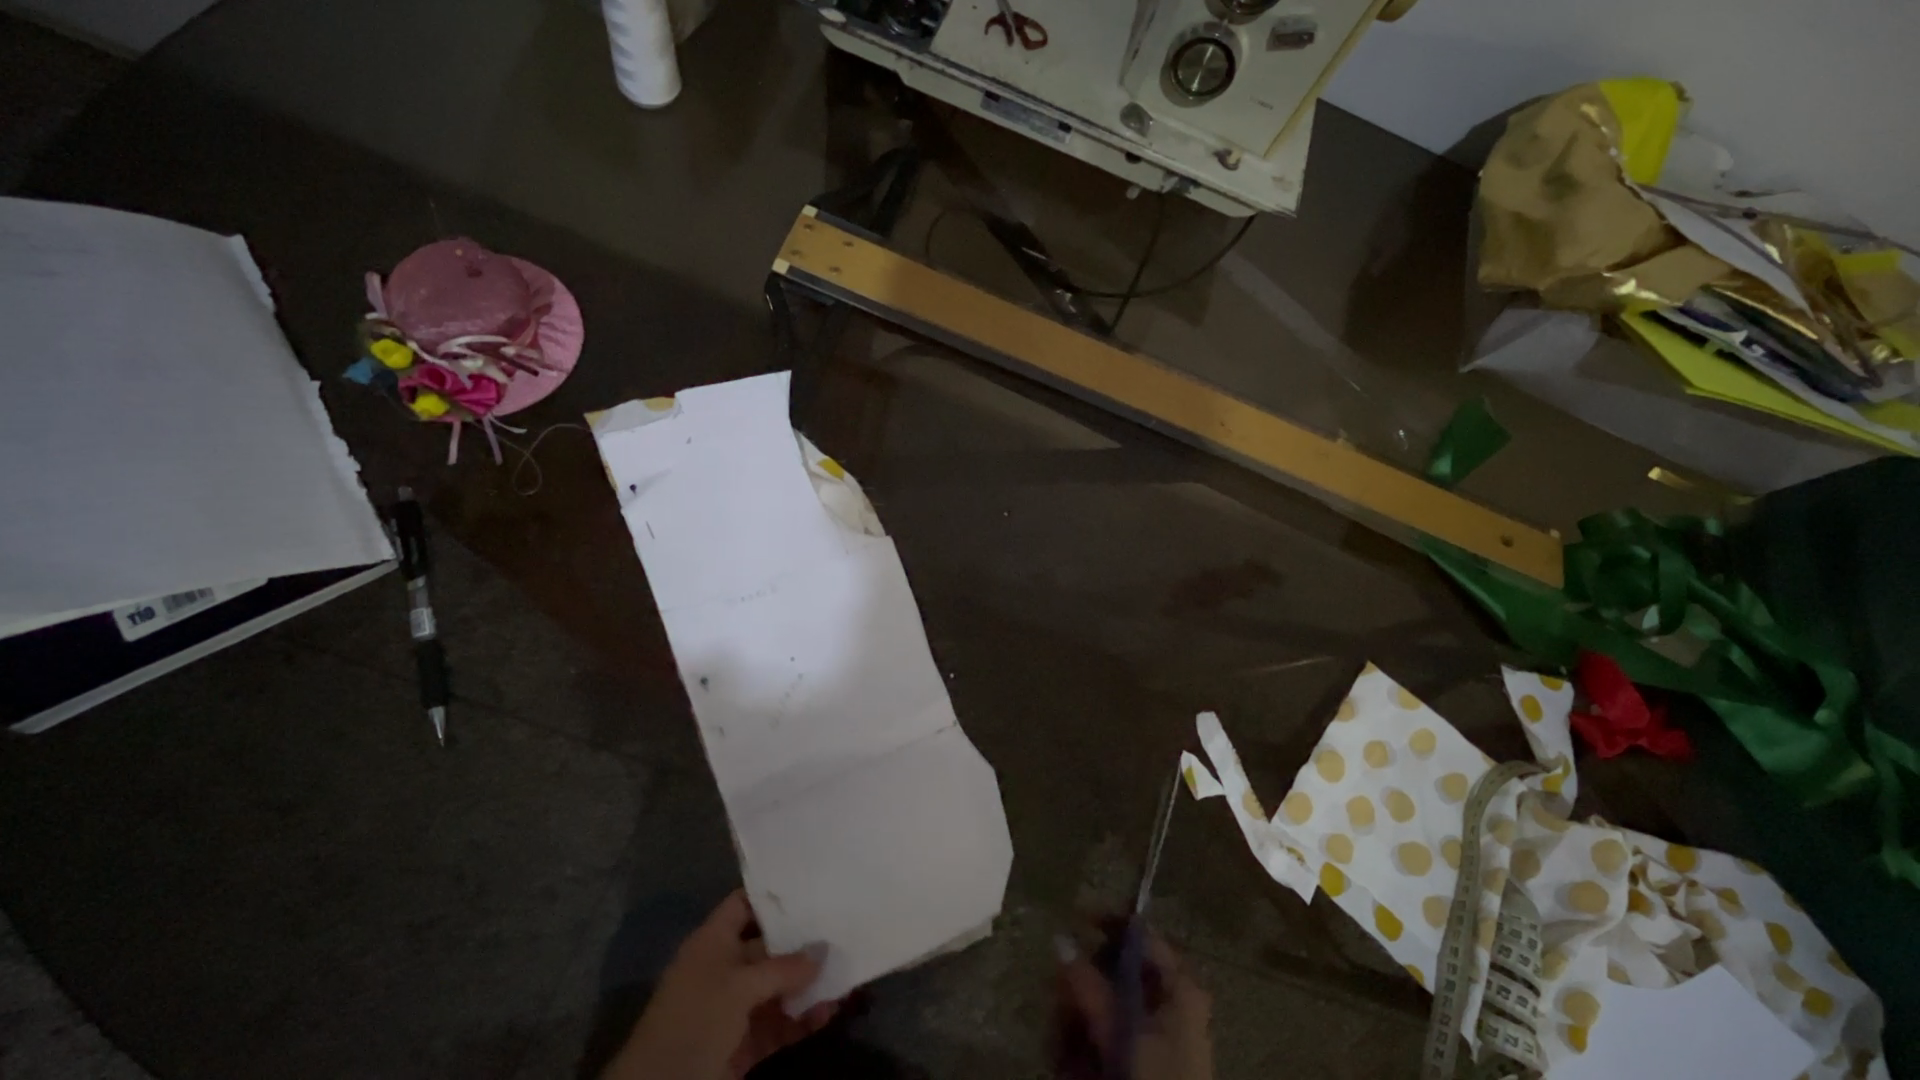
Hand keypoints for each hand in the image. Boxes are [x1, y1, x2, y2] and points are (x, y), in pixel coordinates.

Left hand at [603, 891, 839, 1079]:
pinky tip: (832, 1011)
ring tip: (848, 973)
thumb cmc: (695, 1020)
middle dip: (803, 943)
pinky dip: (804, 1019)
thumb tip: (823, 950)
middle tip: (843, 930)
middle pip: (768, 948)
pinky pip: (780, 1023)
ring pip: (779, 989)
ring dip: (809, 984)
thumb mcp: (739, 987)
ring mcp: (735, 1008)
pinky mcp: (745, 1043)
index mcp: (712, 943)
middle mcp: (724, 969)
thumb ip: (783, 967)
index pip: (743, 905)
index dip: (773, 897)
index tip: (812, 888)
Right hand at [1058, 932, 1212, 1079]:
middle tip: (1058, 1004)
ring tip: (1063, 1052)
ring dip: (1073, 1024)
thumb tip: (1060, 940)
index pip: (1142, 935)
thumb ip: (1091, 988)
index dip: (1108, 920)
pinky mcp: (1133, 1061)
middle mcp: (1167, 1004)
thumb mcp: (1122, 1033)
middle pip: (1112, 972)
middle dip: (1079, 989)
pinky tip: (1069, 1068)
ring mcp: (1150, 1035)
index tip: (1072, 915)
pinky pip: (1097, 1039)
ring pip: (1098, 1007)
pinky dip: (1077, 1049)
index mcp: (1179, 988)